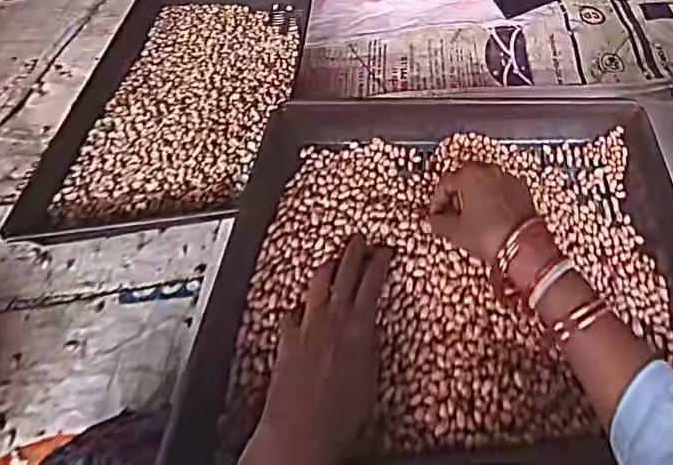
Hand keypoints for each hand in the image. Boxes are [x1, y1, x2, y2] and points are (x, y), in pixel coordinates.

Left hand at [241, 235, 390, 464]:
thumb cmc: (339, 418)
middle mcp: (333, 318)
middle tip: (360, 238)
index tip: (385, 249)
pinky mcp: (287, 338)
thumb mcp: (370, 380)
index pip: (372, 281)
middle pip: (345, 272)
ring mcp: (308, 325)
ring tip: (333, 258)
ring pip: (318, 282)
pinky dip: (299, 305)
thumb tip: (370, 334)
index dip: (380, 261)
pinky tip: (300, 304)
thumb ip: (369, 348)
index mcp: (358, 327)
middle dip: (354, 250)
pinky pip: (293, 311)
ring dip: (328, 266)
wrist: (299, 434)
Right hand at [426, 163, 539, 267]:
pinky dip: (493, 199)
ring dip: (475, 197)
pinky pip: (500, 189)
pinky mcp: (521, 187)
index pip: (445, 183)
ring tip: (472, 218)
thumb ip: (439, 223)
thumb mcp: (456, 232)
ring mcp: (506, 176)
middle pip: (464, 179)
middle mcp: (487, 169)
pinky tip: (491, 217)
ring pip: (483, 182)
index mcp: (468, 175)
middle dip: (456, 197)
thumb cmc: (488, 234)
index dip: (437, 201)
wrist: (524, 245)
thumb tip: (433, 220)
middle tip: (452, 216)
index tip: (436, 215)